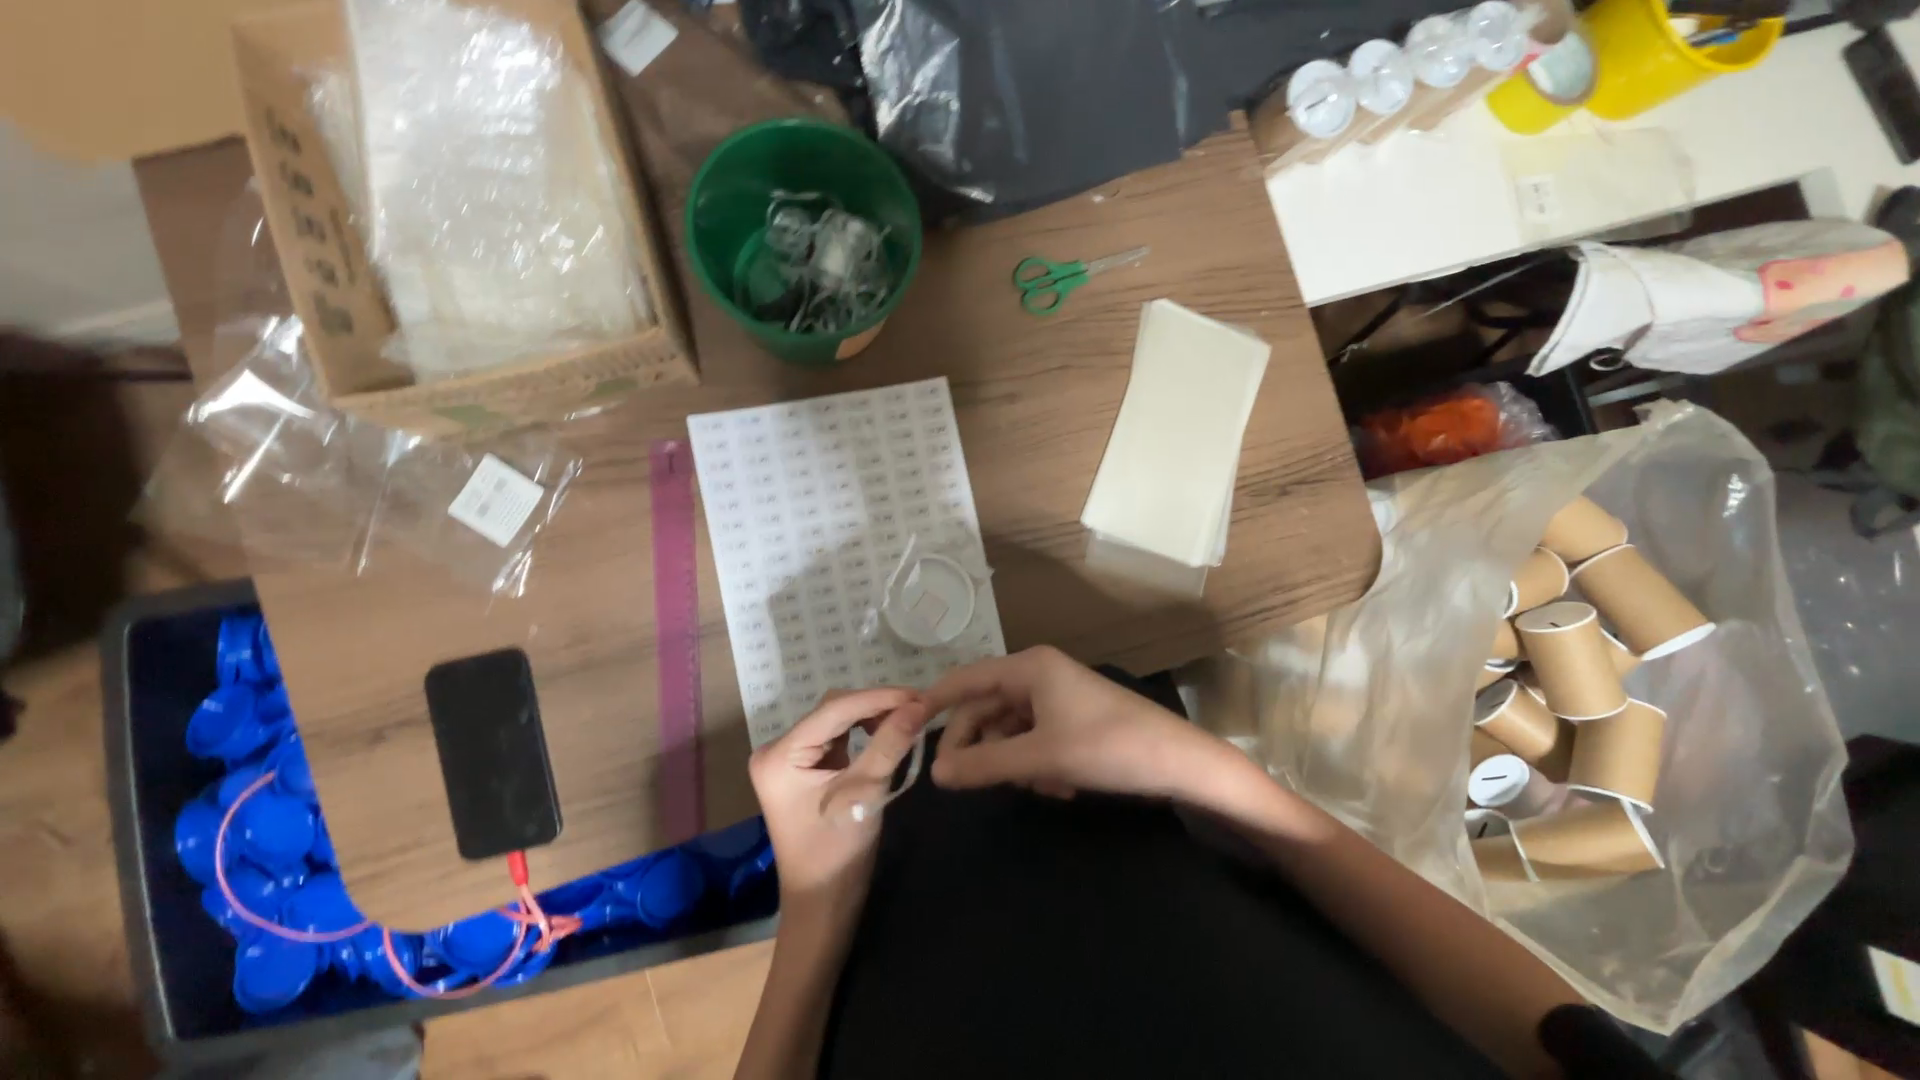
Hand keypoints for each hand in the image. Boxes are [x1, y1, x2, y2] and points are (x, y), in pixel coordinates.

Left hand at [748, 689, 930, 913]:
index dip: (879, 698)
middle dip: (876, 706)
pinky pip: (837, 738)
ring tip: (908, 718)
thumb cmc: (837, 852)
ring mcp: (789, 758)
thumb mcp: (865, 792)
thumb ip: (889, 744)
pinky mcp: (804, 768)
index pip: (835, 709)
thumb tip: (919, 705)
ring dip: (872, 716)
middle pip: (833, 710)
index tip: (919, 695)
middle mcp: (777, 749)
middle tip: (919, 707)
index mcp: (780, 754)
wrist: (822, 903)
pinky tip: (887, 733)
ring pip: (837, 721)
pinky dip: (863, 732)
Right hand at [925, 646, 1237, 802]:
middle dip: (979, 747)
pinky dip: (1035, 765)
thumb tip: (935, 774)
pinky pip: (1033, 740)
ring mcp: (1056, 698)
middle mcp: (1038, 675)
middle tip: (965, 783)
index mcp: (1028, 667)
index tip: (903, 729)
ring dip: (1011, 762)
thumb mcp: (1040, 759)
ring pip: (1009, 730)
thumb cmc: (1107, 747)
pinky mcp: (1072, 720)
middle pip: (984, 710)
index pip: (964, 680)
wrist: (1178, 762)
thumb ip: (984, 765)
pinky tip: (1056, 788)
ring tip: (1034, 788)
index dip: (932, 703)